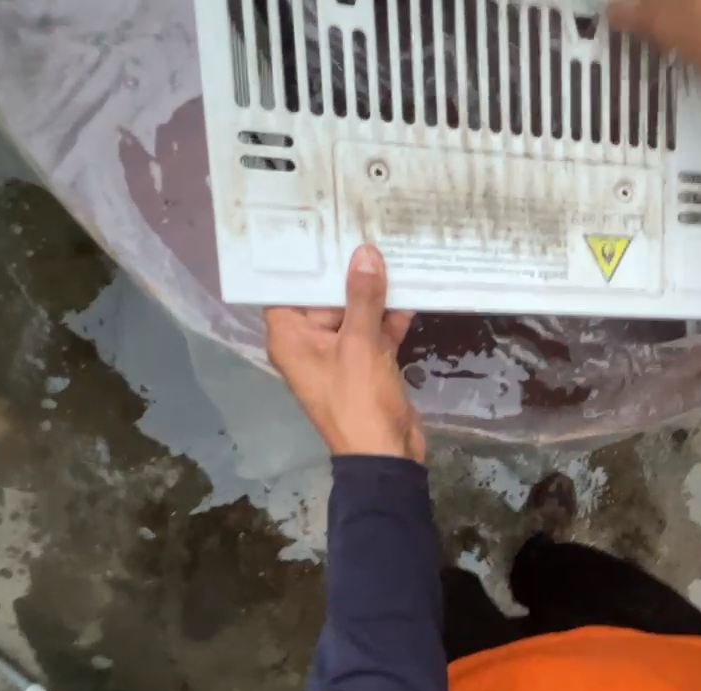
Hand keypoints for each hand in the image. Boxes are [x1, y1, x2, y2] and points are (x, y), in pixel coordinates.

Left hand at [265, 245, 423, 461]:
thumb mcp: (360, 344)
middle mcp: (310, 343)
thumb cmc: (359, 399)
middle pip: (326, 297)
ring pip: (355, 315)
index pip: (289, 288)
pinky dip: (390, 319)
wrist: (385, 454)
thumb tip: (366, 253)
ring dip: (376, 294)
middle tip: (365, 227)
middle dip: (349, 271)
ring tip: (394, 252)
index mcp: (291, 337)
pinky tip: (411, 292)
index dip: (305, 261)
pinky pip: (375, 334)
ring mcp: (340, 356)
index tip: (322, 226)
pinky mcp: (367, 367)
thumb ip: (363, 297)